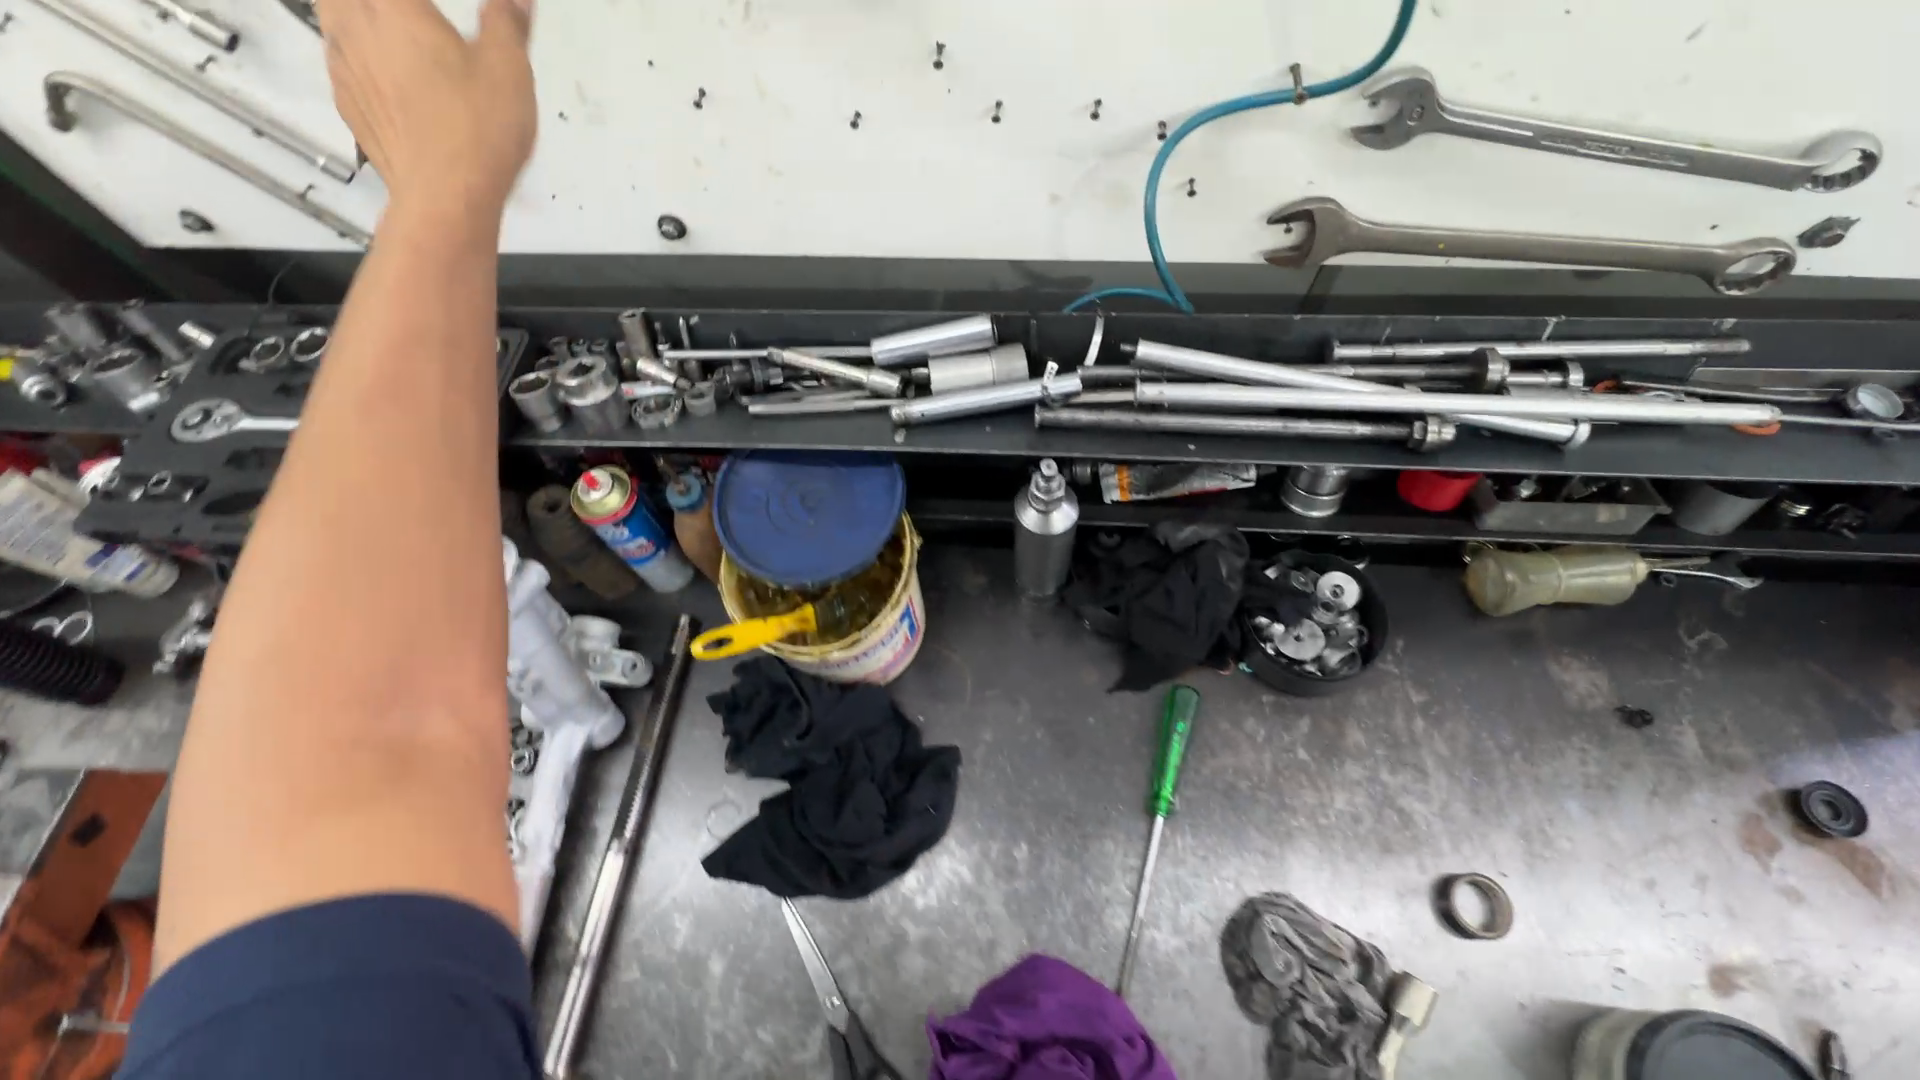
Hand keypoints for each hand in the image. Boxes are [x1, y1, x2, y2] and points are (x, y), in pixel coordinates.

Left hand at [318, 0, 536, 217]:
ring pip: (330, 13)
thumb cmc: (478, 129)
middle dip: (381, 6)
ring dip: (354, 14)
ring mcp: (342, 64)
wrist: (444, 197)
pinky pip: (338, 57)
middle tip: (412, 19)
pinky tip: (383, 69)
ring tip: (386, 28)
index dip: (418, 6)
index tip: (432, 15)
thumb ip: (507, 21)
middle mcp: (354, 24)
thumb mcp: (509, 69)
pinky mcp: (345, 101)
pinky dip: (355, 51)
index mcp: (395, 5)